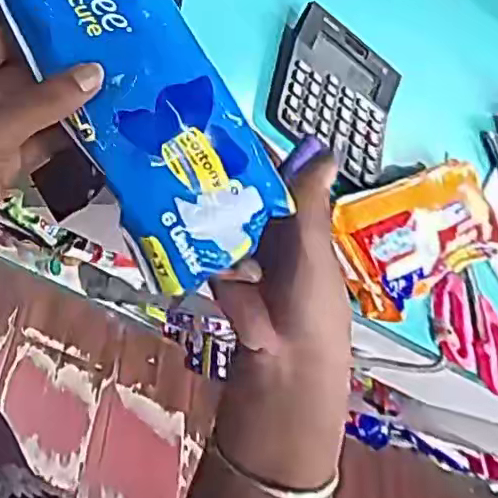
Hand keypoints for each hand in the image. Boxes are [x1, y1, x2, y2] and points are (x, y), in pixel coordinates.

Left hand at [0, 28, 101, 287]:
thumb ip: (44, 101)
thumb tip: (95, 70)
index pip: (4, 40)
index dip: (39, 30)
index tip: (86, 23)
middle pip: (25, 77)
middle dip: (65, 70)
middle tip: (120, 59)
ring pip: (35, 115)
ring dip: (70, 108)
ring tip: (122, 91)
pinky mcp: (0, 172)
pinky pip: (36, 148)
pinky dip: (63, 143)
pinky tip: (102, 137)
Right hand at [207, 141, 351, 485]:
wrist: (279, 369)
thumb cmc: (310, 311)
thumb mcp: (313, 252)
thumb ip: (308, 203)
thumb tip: (324, 149)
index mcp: (299, 226)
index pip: (275, 181)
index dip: (257, 156)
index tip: (229, 127)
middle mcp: (268, 234)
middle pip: (241, 193)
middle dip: (221, 171)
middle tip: (192, 140)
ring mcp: (238, 251)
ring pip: (218, 212)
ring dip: (202, 196)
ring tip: (177, 162)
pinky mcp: (213, 266)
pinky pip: (199, 238)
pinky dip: (190, 226)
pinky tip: (173, 203)